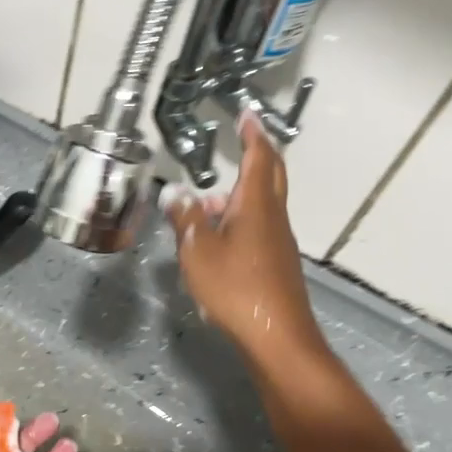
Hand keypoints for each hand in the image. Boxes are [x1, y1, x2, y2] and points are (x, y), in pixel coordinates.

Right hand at [162, 111, 322, 356]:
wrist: (276, 337)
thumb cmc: (236, 288)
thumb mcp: (198, 251)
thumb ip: (185, 219)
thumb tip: (174, 192)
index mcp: (257, 205)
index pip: (259, 158)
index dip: (253, 134)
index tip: (247, 114)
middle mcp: (273, 217)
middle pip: (271, 176)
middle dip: (257, 155)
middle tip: (242, 140)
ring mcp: (278, 241)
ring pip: (261, 204)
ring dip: (239, 194)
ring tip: (204, 204)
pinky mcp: (275, 264)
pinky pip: (258, 227)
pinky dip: (239, 219)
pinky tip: (216, 239)